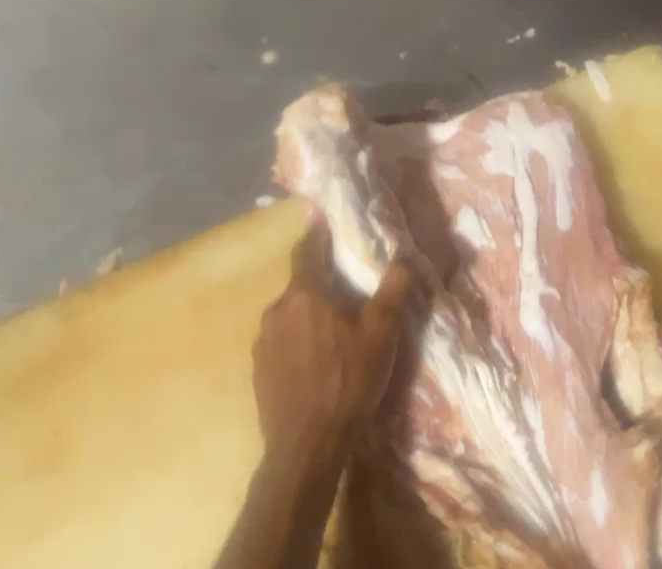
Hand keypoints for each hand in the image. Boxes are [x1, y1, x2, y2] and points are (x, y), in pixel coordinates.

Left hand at [252, 213, 413, 462]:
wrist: (307, 446)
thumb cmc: (348, 381)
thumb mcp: (382, 332)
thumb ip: (393, 289)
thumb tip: (403, 257)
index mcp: (305, 293)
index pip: (308, 249)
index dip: (316, 231)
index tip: (318, 214)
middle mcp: (276, 310)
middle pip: (301, 283)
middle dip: (322, 282)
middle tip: (348, 291)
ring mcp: (263, 343)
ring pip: (291, 314)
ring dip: (311, 314)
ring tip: (336, 330)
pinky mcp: (258, 371)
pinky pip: (283, 341)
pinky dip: (300, 340)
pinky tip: (318, 361)